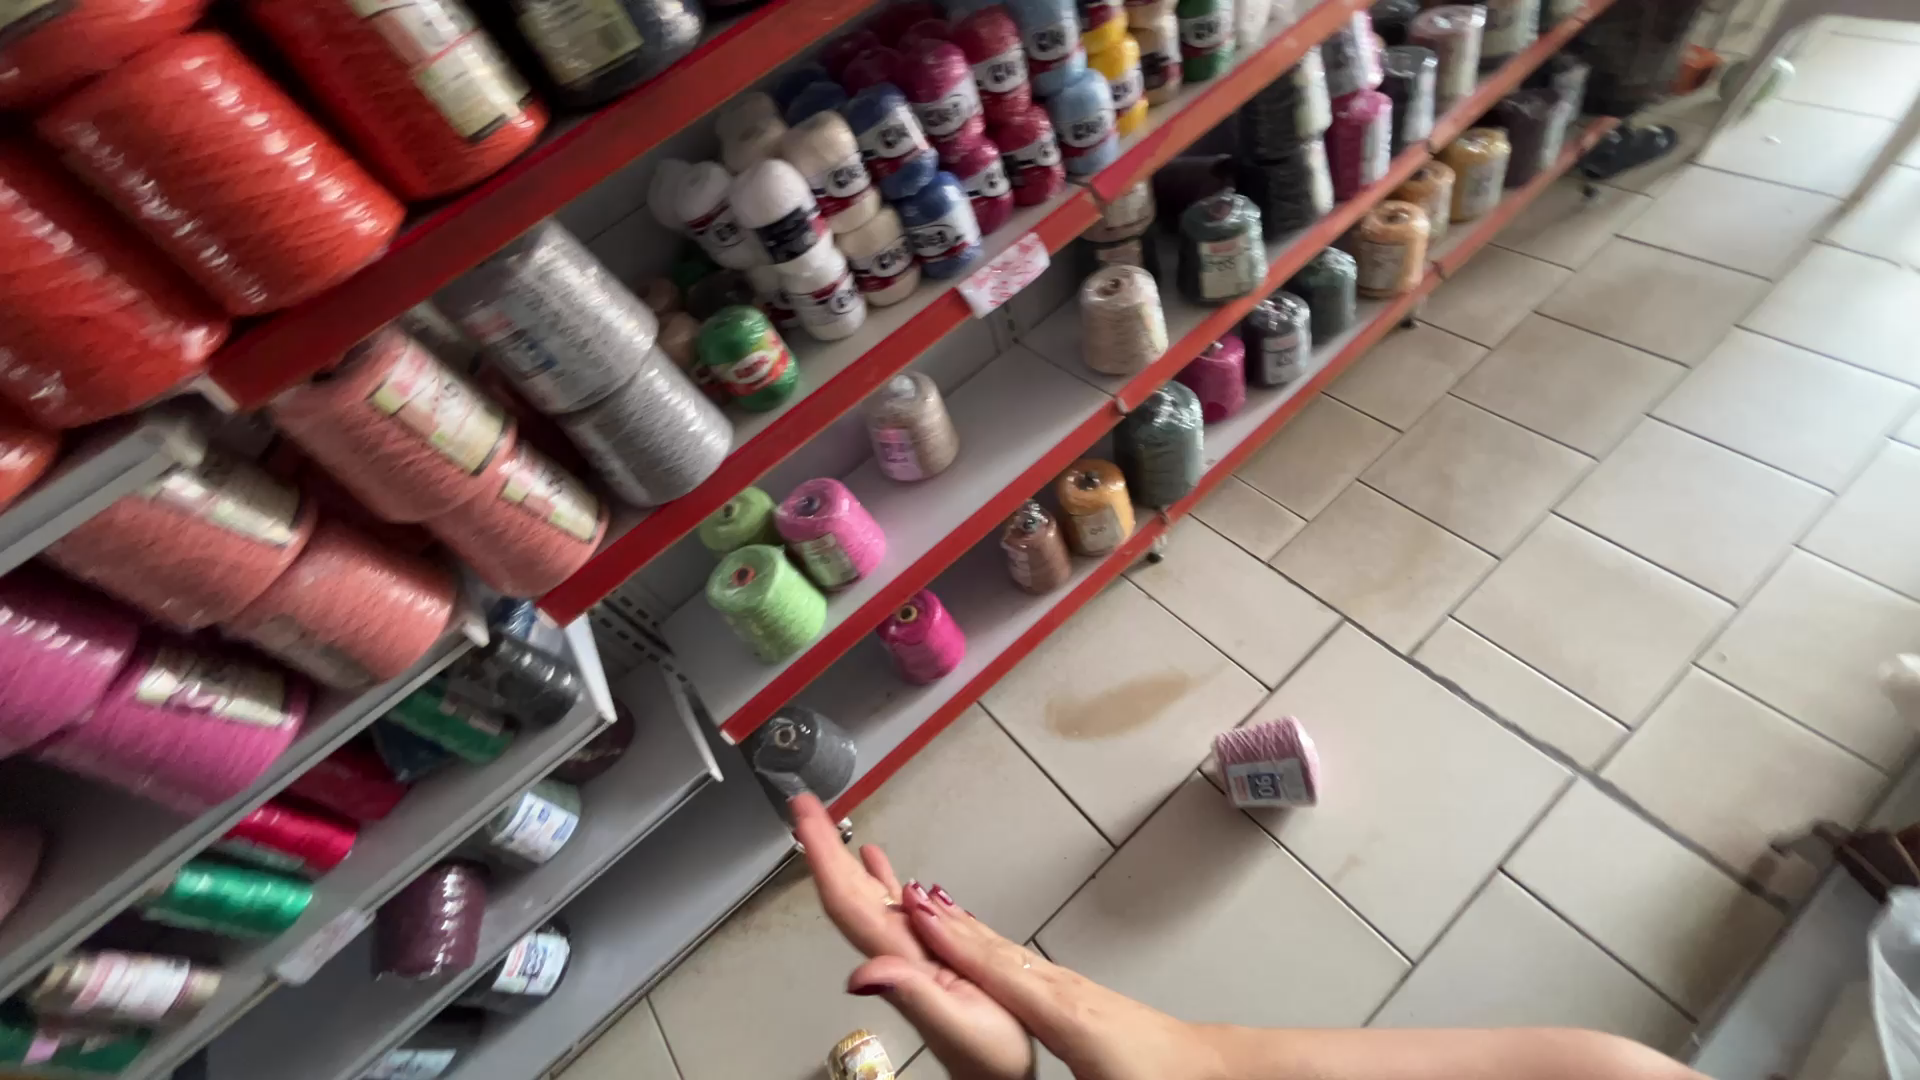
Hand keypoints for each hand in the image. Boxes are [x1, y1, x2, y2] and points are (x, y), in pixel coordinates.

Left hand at [791, 795, 1034, 1079]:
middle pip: (847, 890)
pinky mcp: (925, 952)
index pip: (847, 901)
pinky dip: (878, 877)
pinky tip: (874, 859)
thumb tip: (859, 972)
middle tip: (804, 805)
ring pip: (865, 894)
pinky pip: (891, 904)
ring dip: (841, 856)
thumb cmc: (990, 1063)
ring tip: (825, 824)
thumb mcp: (958, 1026)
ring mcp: (908, 950)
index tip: (803, 820)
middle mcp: (896, 950)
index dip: (822, 857)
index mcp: (899, 960)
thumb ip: (909, 992)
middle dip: (822, 845)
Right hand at [898, 882, 1220, 1079]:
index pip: (997, 969)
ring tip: (925, 902)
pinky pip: (1015, 958)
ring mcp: (1066, 985)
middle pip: (992, 947)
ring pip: (1003, 948)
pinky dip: (984, 940)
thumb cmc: (1158, 1079)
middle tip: (904, 889)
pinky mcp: (1070, 992)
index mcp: (1065, 1013)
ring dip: (961, 925)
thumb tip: (987, 1064)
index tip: (917, 910)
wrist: (1208, 1068)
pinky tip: (976, 937)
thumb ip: (1026, 1072)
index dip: (954, 939)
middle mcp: (1061, 988)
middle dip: (945, 918)